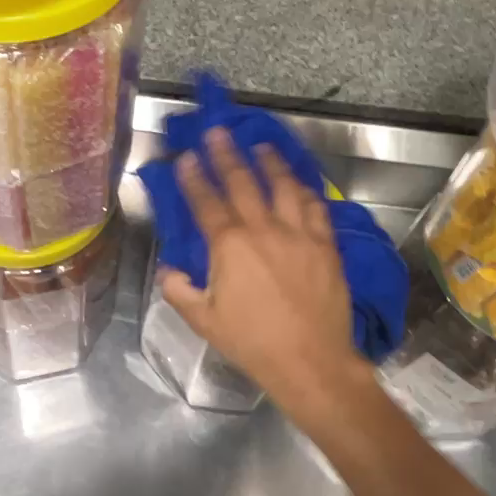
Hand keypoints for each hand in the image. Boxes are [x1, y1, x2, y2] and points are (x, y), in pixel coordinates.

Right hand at [158, 128, 371, 407]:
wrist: (312, 363)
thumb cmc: (253, 343)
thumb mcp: (204, 321)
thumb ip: (180, 291)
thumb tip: (169, 270)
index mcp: (229, 246)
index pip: (206, 202)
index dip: (194, 178)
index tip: (187, 157)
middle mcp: (263, 230)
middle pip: (242, 182)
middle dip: (227, 154)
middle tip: (218, 132)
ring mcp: (299, 234)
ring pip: (283, 186)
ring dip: (270, 163)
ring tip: (262, 147)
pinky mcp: (326, 245)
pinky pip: (316, 207)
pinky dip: (305, 190)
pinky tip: (300, 183)